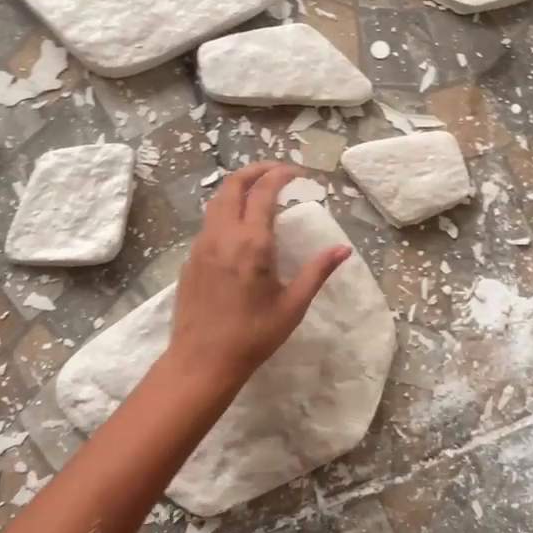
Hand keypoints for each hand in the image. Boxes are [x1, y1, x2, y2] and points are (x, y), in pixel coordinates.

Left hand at [166, 162, 351, 386]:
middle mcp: (223, 235)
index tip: (297, 173)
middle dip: (255, 170)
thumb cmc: (253, 336)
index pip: (264, 191)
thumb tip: (343, 250)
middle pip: (232, 184)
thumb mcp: (293, 306)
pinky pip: (208, 223)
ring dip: (237, 188)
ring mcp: (201, 246)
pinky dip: (225, 211)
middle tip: (276, 171)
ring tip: (258, 193)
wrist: (202, 361)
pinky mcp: (190, 260)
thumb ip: (317, 272)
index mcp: (252, 243)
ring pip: (216, 201)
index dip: (281, 174)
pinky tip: (239, 229)